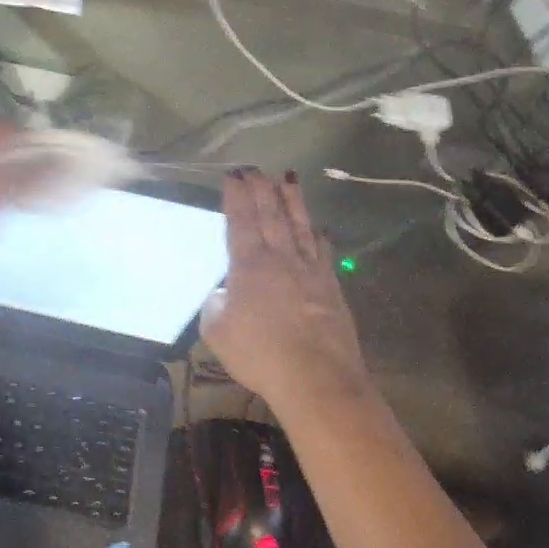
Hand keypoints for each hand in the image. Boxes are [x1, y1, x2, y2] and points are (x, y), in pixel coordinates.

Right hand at [201, 170, 373, 410]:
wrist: (317, 379)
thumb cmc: (258, 354)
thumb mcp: (217, 331)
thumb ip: (216, 306)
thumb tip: (225, 295)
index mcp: (248, 266)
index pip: (240, 222)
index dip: (236, 197)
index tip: (233, 175)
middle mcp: (281, 260)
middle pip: (271, 216)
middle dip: (261, 190)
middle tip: (255, 168)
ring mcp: (311, 272)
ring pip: (300, 227)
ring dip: (293, 202)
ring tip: (288, 178)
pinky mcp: (332, 288)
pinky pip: (323, 252)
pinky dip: (319, 236)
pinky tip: (319, 228)